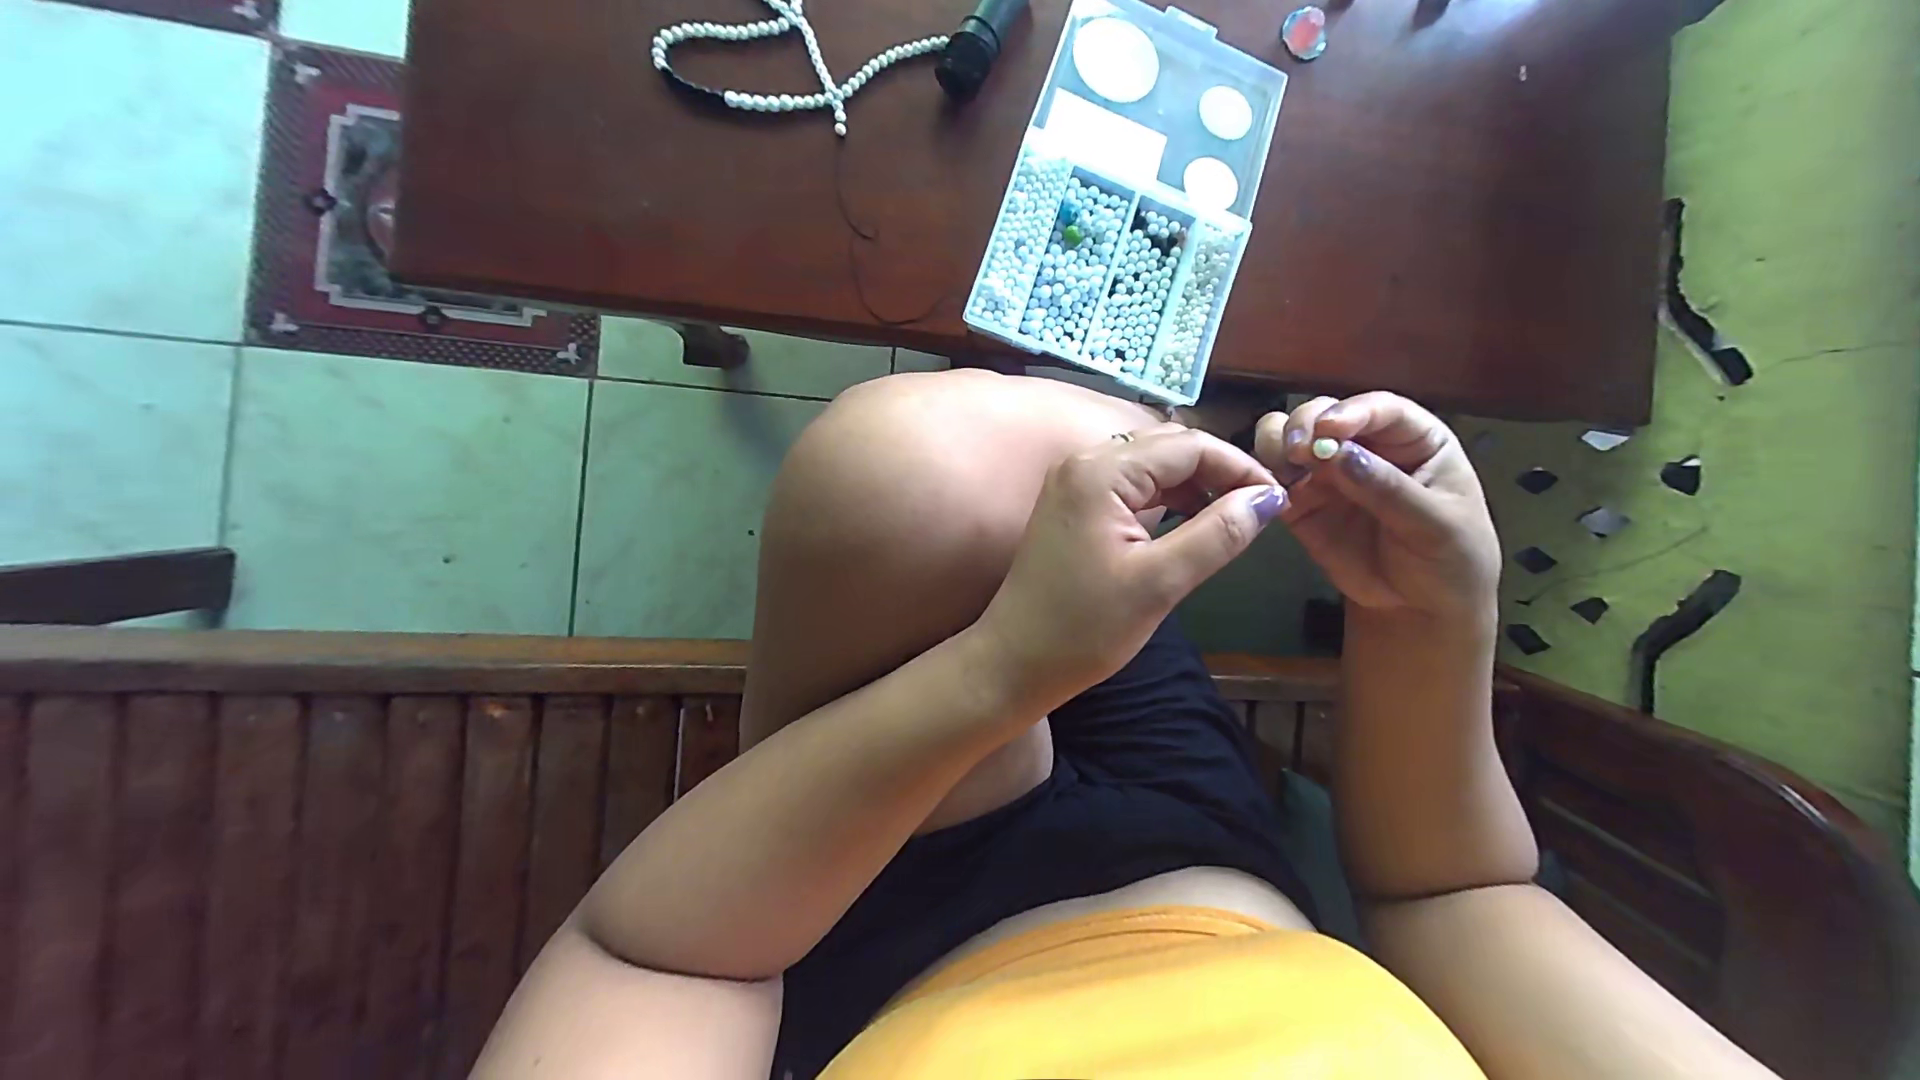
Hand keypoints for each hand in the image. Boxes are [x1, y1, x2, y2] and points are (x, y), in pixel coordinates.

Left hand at [977, 424, 1284, 707]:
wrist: (1016, 660)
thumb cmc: (1084, 628)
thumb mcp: (1160, 582)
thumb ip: (1218, 533)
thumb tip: (1269, 497)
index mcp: (1100, 472)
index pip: (1188, 445)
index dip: (1239, 466)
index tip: (1279, 500)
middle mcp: (1082, 463)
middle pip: (1167, 446)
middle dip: (1216, 470)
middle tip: (1257, 508)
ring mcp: (1071, 483)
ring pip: (1148, 463)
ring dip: (1191, 482)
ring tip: (1229, 517)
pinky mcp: (1070, 505)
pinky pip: (1127, 484)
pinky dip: (1162, 496)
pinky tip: (1185, 520)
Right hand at [1255, 392, 1499, 623]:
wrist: (1417, 607)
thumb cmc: (1448, 559)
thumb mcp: (1434, 525)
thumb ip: (1387, 489)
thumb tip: (1338, 453)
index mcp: (1413, 440)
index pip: (1381, 410)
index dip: (1353, 412)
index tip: (1329, 429)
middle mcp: (1365, 446)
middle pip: (1324, 414)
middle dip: (1305, 425)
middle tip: (1297, 451)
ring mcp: (1327, 473)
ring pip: (1290, 438)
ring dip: (1278, 444)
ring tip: (1281, 468)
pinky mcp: (1299, 502)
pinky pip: (1273, 478)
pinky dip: (1263, 476)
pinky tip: (1266, 489)